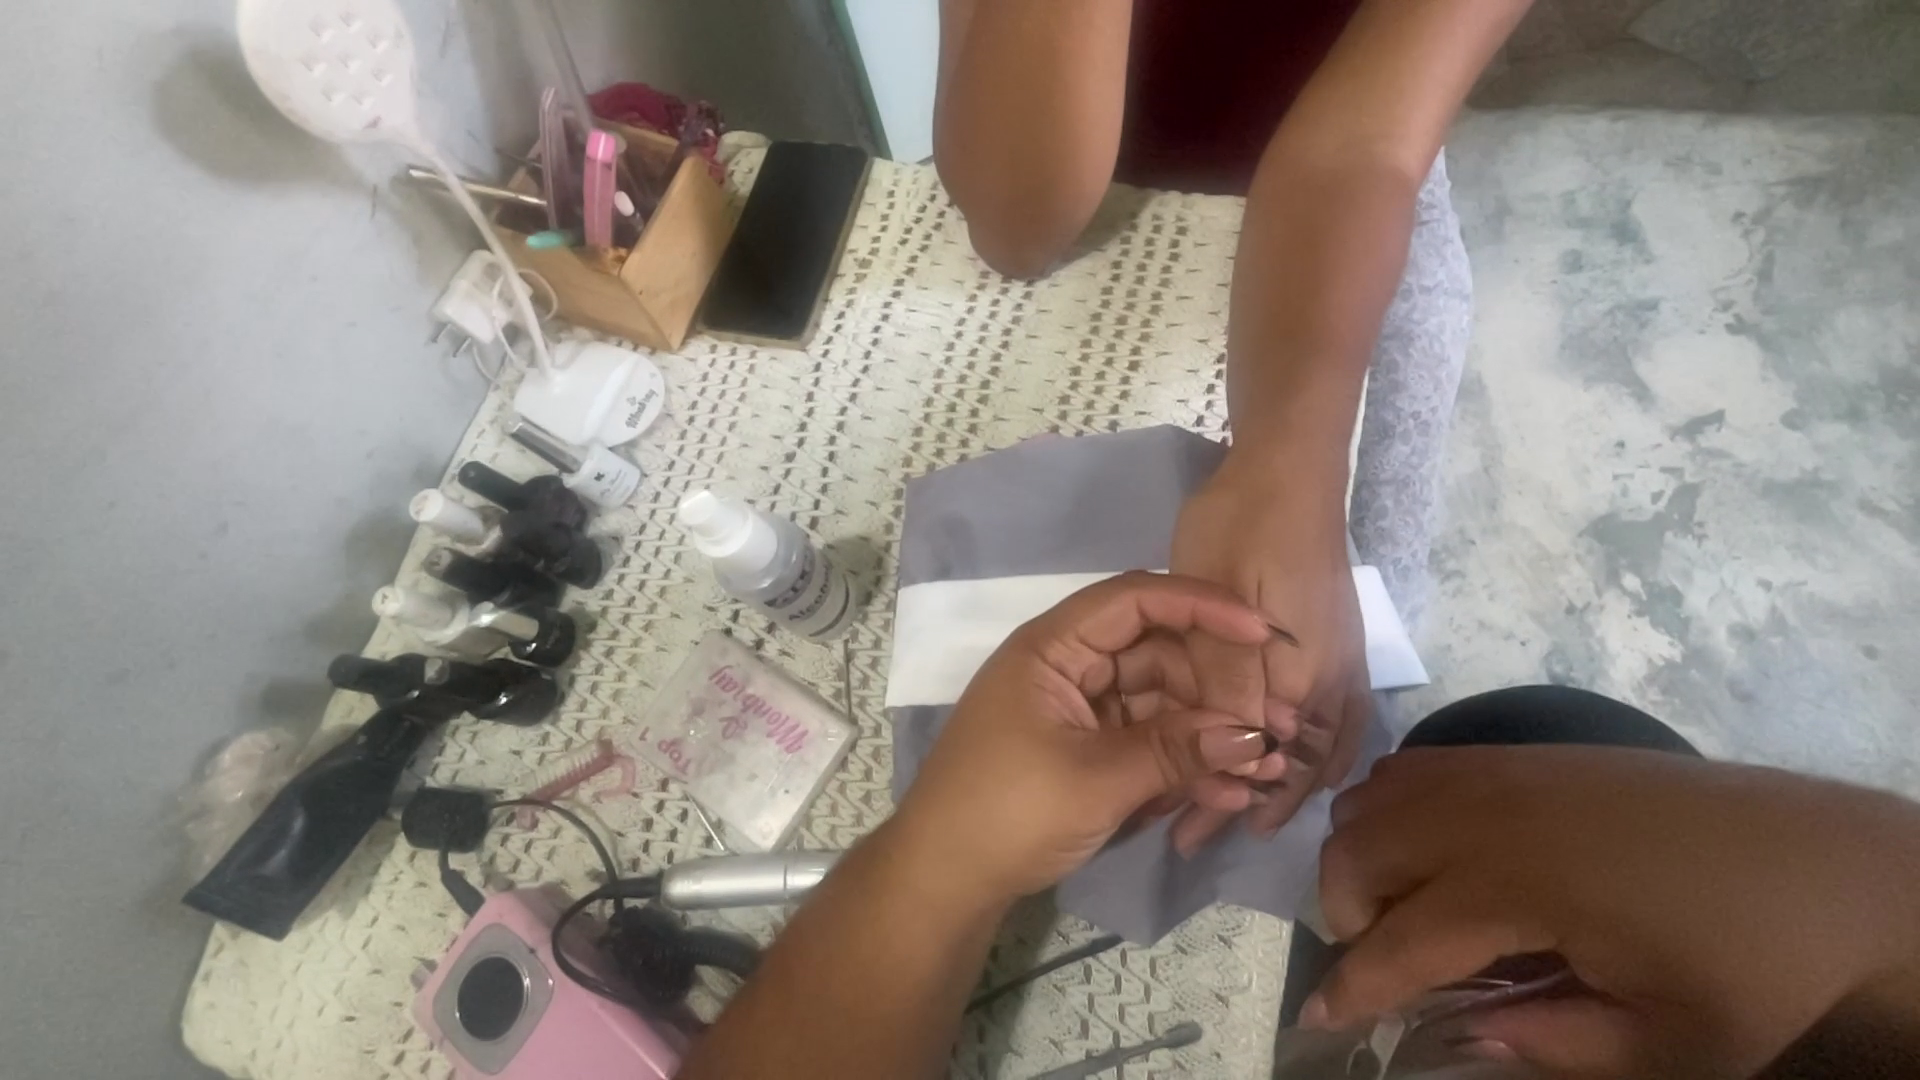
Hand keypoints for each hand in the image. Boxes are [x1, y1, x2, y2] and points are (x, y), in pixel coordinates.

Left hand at [890, 572, 1281, 903]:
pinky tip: (1227, 794)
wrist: (946, 878)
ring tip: (1263, 772)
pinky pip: (1145, 742)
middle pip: (1156, 655)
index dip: (1200, 605)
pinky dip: (1181, 764)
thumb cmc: (1009, 811)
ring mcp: (1079, 710)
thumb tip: (1254, 737)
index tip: (1261, 630)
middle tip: (1276, 729)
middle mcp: (1069, 667)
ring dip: (1207, 736)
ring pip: (1158, 704)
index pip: (1134, 600)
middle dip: (1215, 692)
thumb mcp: (1096, 779)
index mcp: (1053, 647)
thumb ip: (1175, 751)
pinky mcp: (1087, 750)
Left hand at [1166, 449, 1370, 853]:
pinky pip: (1321, 717)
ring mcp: (1338, 662)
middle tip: (1197, 836)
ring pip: (1310, 746)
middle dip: (1245, 803)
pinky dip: (1294, 748)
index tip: (1186, 835)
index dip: (1224, 800)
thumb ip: (1226, 677)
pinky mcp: (1330, 645)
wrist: (1290, 468)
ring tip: (1227, 811)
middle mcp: (1330, 681)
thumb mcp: (1212, 596)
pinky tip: (1260, 755)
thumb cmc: (1239, 526)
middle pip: (1292, 764)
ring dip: (1269, 781)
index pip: (1266, 762)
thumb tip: (1240, 757)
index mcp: (1299, 676)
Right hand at [1312, 746, 1919, 1077]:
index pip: (1400, 944)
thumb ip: (1557, 1043)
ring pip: (1362, 804)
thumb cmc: (1745, 959)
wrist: (1810, 858)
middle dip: (1343, 912)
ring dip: (1358, 857)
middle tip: (1379, 954)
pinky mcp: (1496, 754)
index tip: (1315, 1017)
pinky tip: (1425, 845)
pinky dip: (1382, 809)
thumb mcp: (1674, 1042)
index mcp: (1513, 888)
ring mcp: (1481, 773)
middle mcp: (1474, 817)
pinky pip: (1397, 770)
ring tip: (1399, 900)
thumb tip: (1458, 1032)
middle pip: (1355, 854)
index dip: (1352, 987)